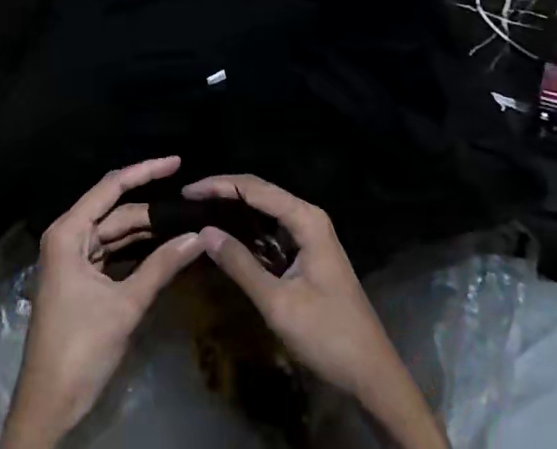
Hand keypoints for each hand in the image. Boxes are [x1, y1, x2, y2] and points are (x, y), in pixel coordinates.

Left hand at [2, 157, 203, 448]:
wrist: (50, 404)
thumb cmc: (80, 347)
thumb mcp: (126, 304)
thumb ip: (163, 265)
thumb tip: (200, 236)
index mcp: (68, 234)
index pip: (111, 187)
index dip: (145, 171)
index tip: (177, 162)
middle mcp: (67, 238)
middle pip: (116, 211)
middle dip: (153, 208)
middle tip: (192, 204)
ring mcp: (72, 259)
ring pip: (116, 233)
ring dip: (148, 230)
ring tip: (185, 222)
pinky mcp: (81, 279)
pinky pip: (114, 253)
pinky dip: (138, 250)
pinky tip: (165, 247)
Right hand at [183, 175, 449, 448]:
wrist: (369, 370)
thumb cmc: (327, 334)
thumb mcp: (278, 302)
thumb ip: (241, 264)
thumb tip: (204, 232)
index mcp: (307, 220)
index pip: (256, 189)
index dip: (220, 185)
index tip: (187, 190)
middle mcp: (309, 218)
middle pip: (261, 193)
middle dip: (225, 192)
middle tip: (189, 198)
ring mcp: (310, 236)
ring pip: (266, 211)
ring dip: (235, 209)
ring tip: (199, 211)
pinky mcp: (307, 254)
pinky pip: (272, 232)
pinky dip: (248, 230)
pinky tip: (226, 236)